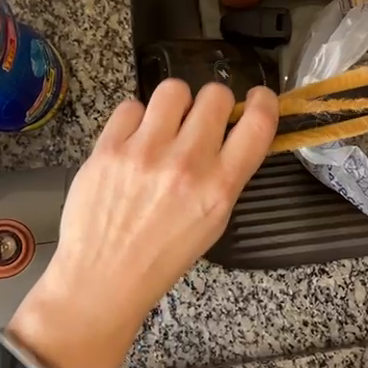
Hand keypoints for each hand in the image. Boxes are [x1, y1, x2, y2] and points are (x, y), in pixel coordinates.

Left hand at [11, 80, 277, 367]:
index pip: (258, 124)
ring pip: (173, 90)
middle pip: (216, 96)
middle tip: (201, 120)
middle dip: (214, 103)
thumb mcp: (214, 222)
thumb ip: (226, 175)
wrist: (103, 278)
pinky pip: (131, 106)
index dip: (264, 101)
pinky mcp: (108, 149)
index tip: (259, 98)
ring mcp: (145, 153)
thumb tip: (233, 133)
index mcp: (220, 187)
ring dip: (175, 104)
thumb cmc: (162, 256)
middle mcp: (187, 164)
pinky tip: (134, 141)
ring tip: (165, 125)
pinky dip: (136, 119)